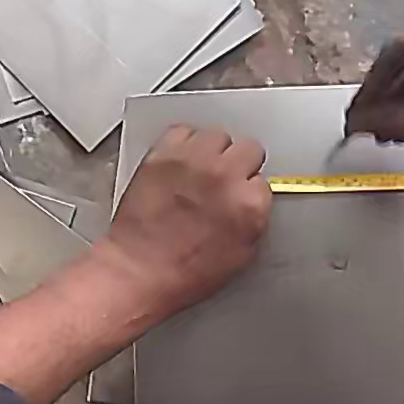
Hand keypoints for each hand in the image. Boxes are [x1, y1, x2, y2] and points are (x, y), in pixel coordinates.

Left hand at [95, 124, 271, 317]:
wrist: (140, 270)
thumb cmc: (183, 272)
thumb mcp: (240, 257)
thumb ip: (254, 222)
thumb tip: (253, 205)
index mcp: (249, 204)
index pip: (263, 181)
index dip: (248, 191)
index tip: (238, 198)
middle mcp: (225, 176)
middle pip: (248, 149)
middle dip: (239, 166)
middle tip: (224, 182)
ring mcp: (194, 161)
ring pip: (218, 135)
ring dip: (213, 152)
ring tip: (201, 171)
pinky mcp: (164, 154)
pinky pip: (183, 131)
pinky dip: (184, 143)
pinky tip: (181, 162)